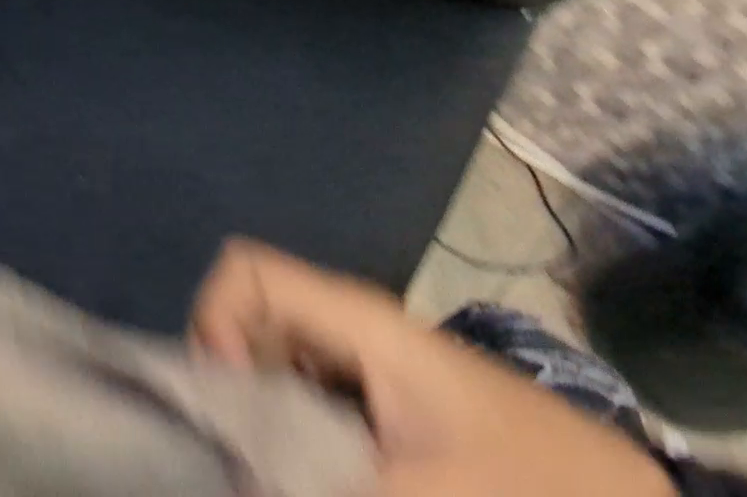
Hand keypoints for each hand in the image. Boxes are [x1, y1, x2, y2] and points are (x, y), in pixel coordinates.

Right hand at [190, 240, 673, 496]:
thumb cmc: (531, 482)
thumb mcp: (425, 492)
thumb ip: (317, 480)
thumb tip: (238, 477)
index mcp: (356, 318)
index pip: (244, 272)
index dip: (215, 321)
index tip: (233, 400)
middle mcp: (345, 325)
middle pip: (244, 322)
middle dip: (231, 386)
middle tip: (255, 453)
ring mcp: (358, 361)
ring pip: (265, 364)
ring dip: (257, 417)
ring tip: (282, 467)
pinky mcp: (371, 397)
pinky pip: (297, 398)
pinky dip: (286, 434)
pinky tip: (312, 471)